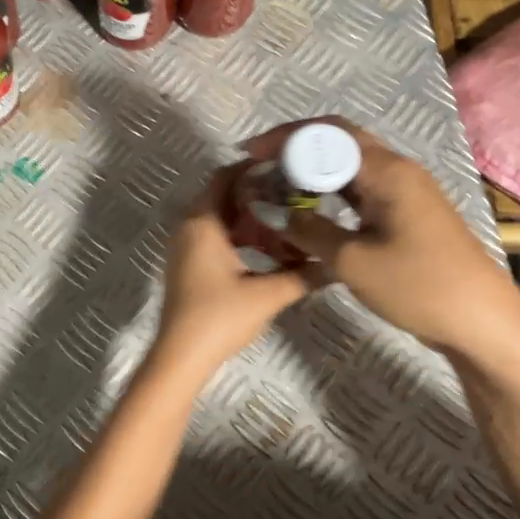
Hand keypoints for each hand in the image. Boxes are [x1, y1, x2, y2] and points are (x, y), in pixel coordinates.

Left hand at [153, 165, 317, 373]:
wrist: (181, 353)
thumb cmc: (220, 316)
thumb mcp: (269, 294)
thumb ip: (305, 275)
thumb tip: (338, 262)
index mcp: (202, 222)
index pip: (224, 177)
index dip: (252, 167)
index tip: (286, 164)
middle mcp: (188, 227)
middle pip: (222, 196)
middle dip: (256, 193)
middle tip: (295, 192)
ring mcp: (184, 246)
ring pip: (219, 219)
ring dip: (249, 217)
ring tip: (287, 220)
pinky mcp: (187, 264)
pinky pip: (213, 236)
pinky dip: (238, 236)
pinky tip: (266, 250)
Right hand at [245, 117, 519, 352]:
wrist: (481, 323)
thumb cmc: (418, 286)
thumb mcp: (351, 261)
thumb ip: (307, 229)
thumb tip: (275, 211)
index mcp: (387, 171)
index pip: (327, 134)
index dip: (284, 139)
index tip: (249, 155)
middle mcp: (397, 170)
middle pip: (339, 142)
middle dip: (295, 148)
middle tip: (259, 165)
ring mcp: (405, 192)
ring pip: (349, 166)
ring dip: (311, 170)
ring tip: (275, 186)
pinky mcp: (406, 214)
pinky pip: (360, 189)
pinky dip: (329, 192)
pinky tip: (308, 210)